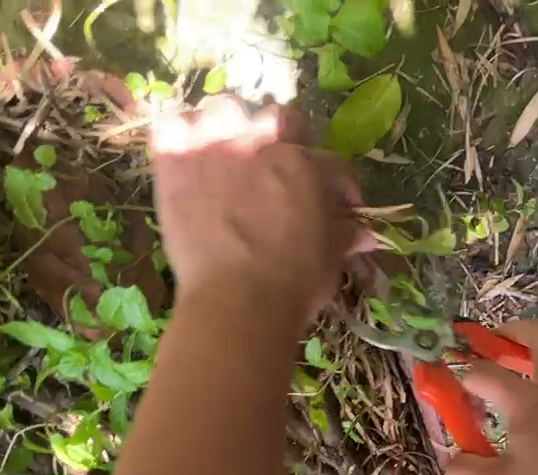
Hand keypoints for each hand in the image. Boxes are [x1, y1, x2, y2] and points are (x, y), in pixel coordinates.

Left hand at [150, 95, 360, 317]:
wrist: (237, 302)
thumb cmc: (293, 285)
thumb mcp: (330, 259)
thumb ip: (345, 234)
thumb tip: (365, 233)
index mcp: (306, 167)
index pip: (334, 164)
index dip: (341, 185)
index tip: (342, 206)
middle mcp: (261, 143)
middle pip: (282, 118)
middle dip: (289, 141)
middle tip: (284, 173)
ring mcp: (214, 146)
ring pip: (226, 109)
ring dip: (234, 128)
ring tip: (233, 158)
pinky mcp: (174, 160)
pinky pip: (172, 124)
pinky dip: (181, 135)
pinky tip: (190, 159)